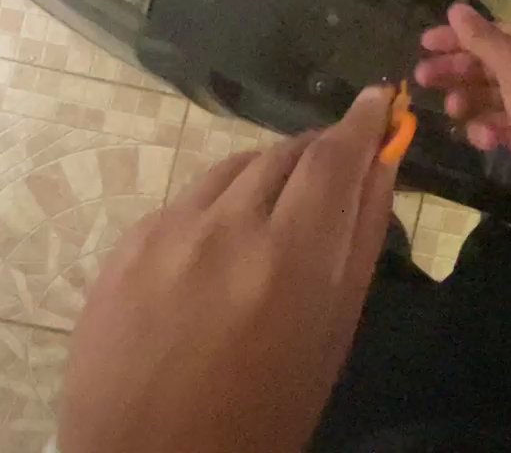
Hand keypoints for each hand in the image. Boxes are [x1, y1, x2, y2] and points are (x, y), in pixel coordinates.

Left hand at [58, 87, 402, 452]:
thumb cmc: (263, 412)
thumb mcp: (331, 334)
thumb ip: (361, 238)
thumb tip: (383, 162)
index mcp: (287, 262)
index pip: (334, 158)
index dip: (361, 121)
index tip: (378, 98)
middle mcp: (224, 230)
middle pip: (287, 151)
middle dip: (318, 152)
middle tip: (333, 173)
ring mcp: (167, 231)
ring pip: (238, 165)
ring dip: (269, 175)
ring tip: (275, 217)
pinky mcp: (128, 241)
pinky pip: (192, 196)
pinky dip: (221, 204)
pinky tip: (219, 250)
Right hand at [412, 3, 510, 203]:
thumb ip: (482, 40)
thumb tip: (455, 8)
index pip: (491, 34)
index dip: (457, 37)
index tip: (425, 44)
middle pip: (485, 64)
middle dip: (455, 71)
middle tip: (422, 78)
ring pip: (487, 96)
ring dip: (469, 101)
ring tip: (455, 110)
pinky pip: (497, 124)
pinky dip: (487, 129)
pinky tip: (485, 138)